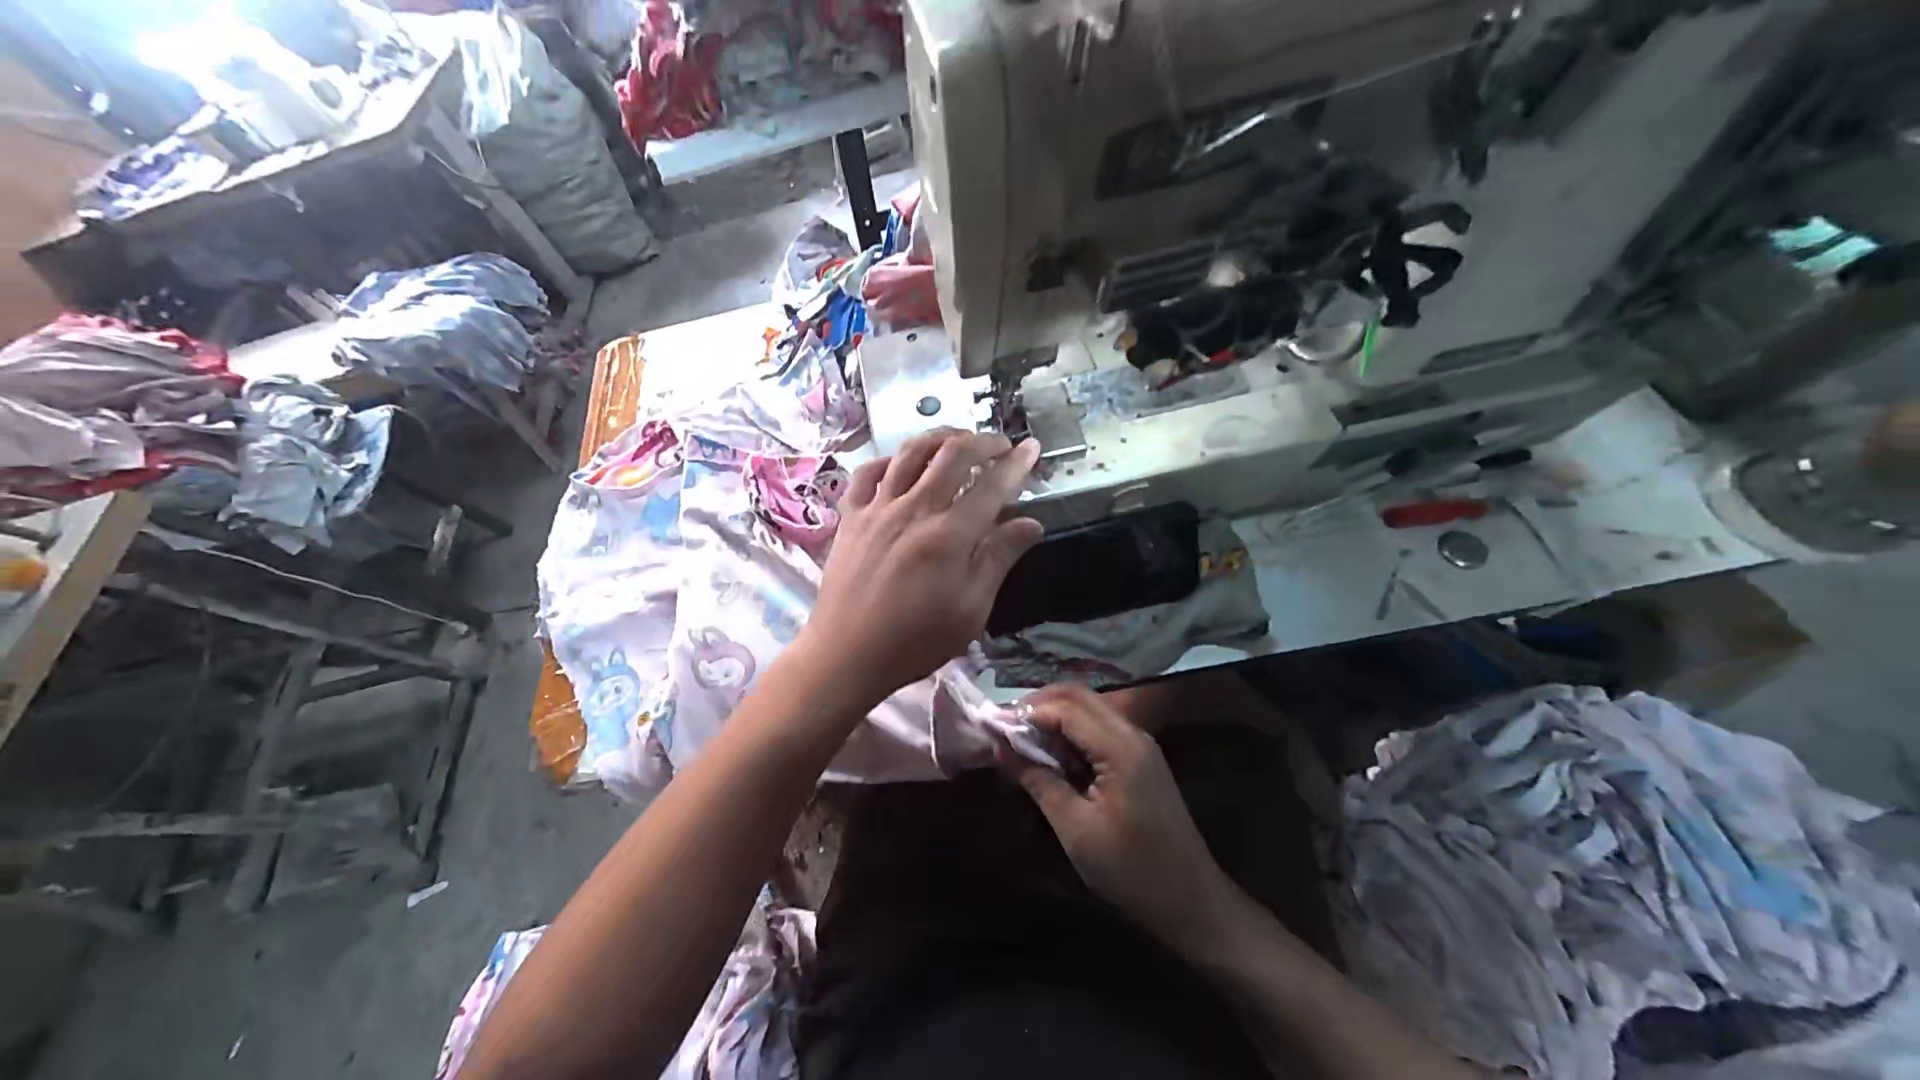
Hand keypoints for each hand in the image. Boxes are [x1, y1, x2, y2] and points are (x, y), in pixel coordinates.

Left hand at [797, 429, 1043, 710]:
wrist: (846, 656)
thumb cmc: (915, 641)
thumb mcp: (971, 610)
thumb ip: (999, 559)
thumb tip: (1031, 524)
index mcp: (949, 535)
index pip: (992, 485)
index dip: (1017, 463)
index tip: (1031, 448)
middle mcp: (914, 509)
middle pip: (952, 454)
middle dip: (982, 441)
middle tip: (1000, 445)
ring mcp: (877, 509)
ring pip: (910, 453)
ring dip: (939, 438)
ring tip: (958, 440)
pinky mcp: (850, 517)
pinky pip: (867, 473)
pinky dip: (889, 460)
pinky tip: (901, 464)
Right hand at [1005, 684, 1236, 948]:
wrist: (1190, 902)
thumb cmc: (1130, 870)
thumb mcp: (1075, 828)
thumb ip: (1037, 779)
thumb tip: (1000, 745)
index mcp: (1121, 747)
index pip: (1066, 707)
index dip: (1026, 712)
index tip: (992, 728)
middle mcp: (1133, 734)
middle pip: (1079, 697)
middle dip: (1038, 706)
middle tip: (1004, 730)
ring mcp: (1139, 746)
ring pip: (1089, 710)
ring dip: (1053, 719)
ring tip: (1019, 742)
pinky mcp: (1138, 761)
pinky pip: (1098, 731)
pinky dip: (1070, 735)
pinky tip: (1049, 757)